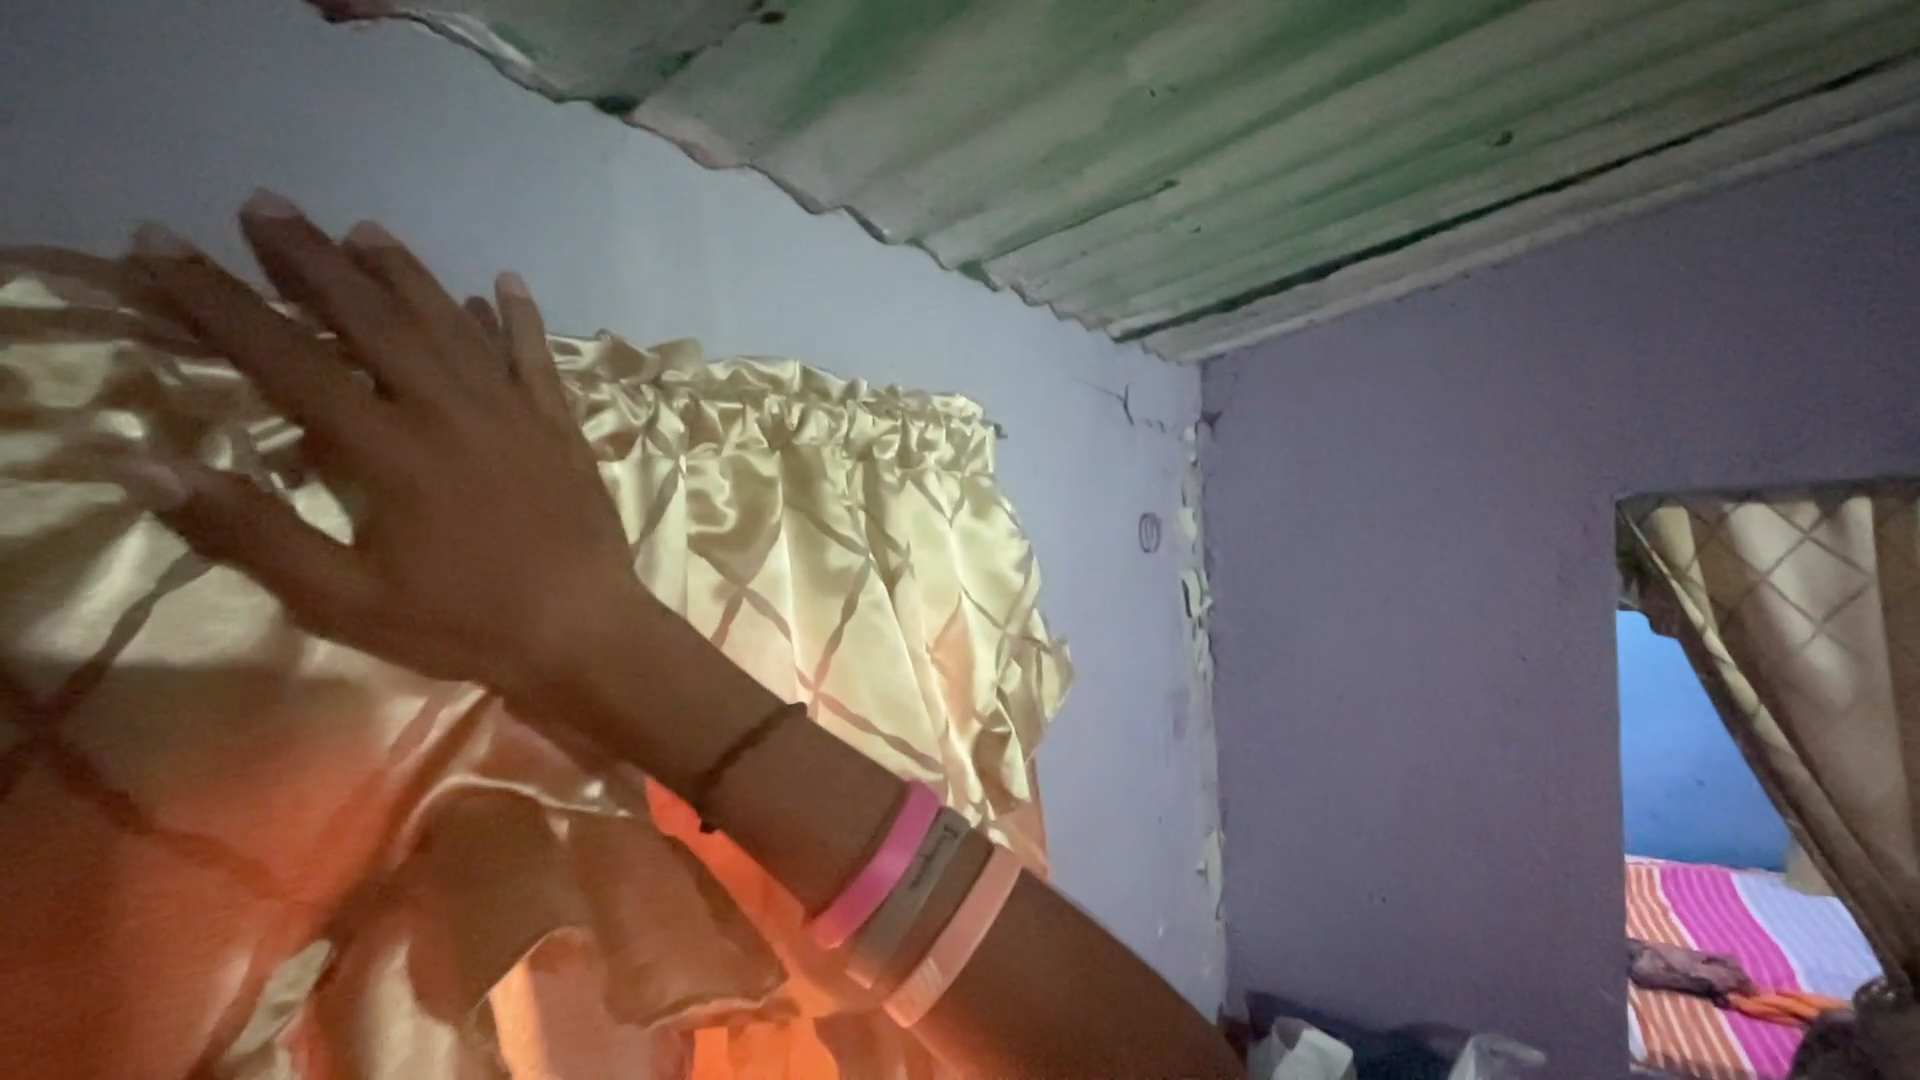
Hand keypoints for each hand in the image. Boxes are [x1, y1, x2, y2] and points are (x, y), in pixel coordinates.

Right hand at [123, 191, 648, 708]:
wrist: (585, 630)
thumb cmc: (467, 623)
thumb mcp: (344, 599)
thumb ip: (250, 531)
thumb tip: (141, 464)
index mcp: (390, 449)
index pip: (287, 358)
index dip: (219, 298)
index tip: (162, 242)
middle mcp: (453, 411)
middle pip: (374, 319)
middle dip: (313, 260)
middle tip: (266, 206)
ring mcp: (517, 414)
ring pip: (455, 325)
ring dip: (407, 275)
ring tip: (364, 231)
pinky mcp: (563, 429)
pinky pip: (538, 359)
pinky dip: (521, 319)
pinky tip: (506, 283)